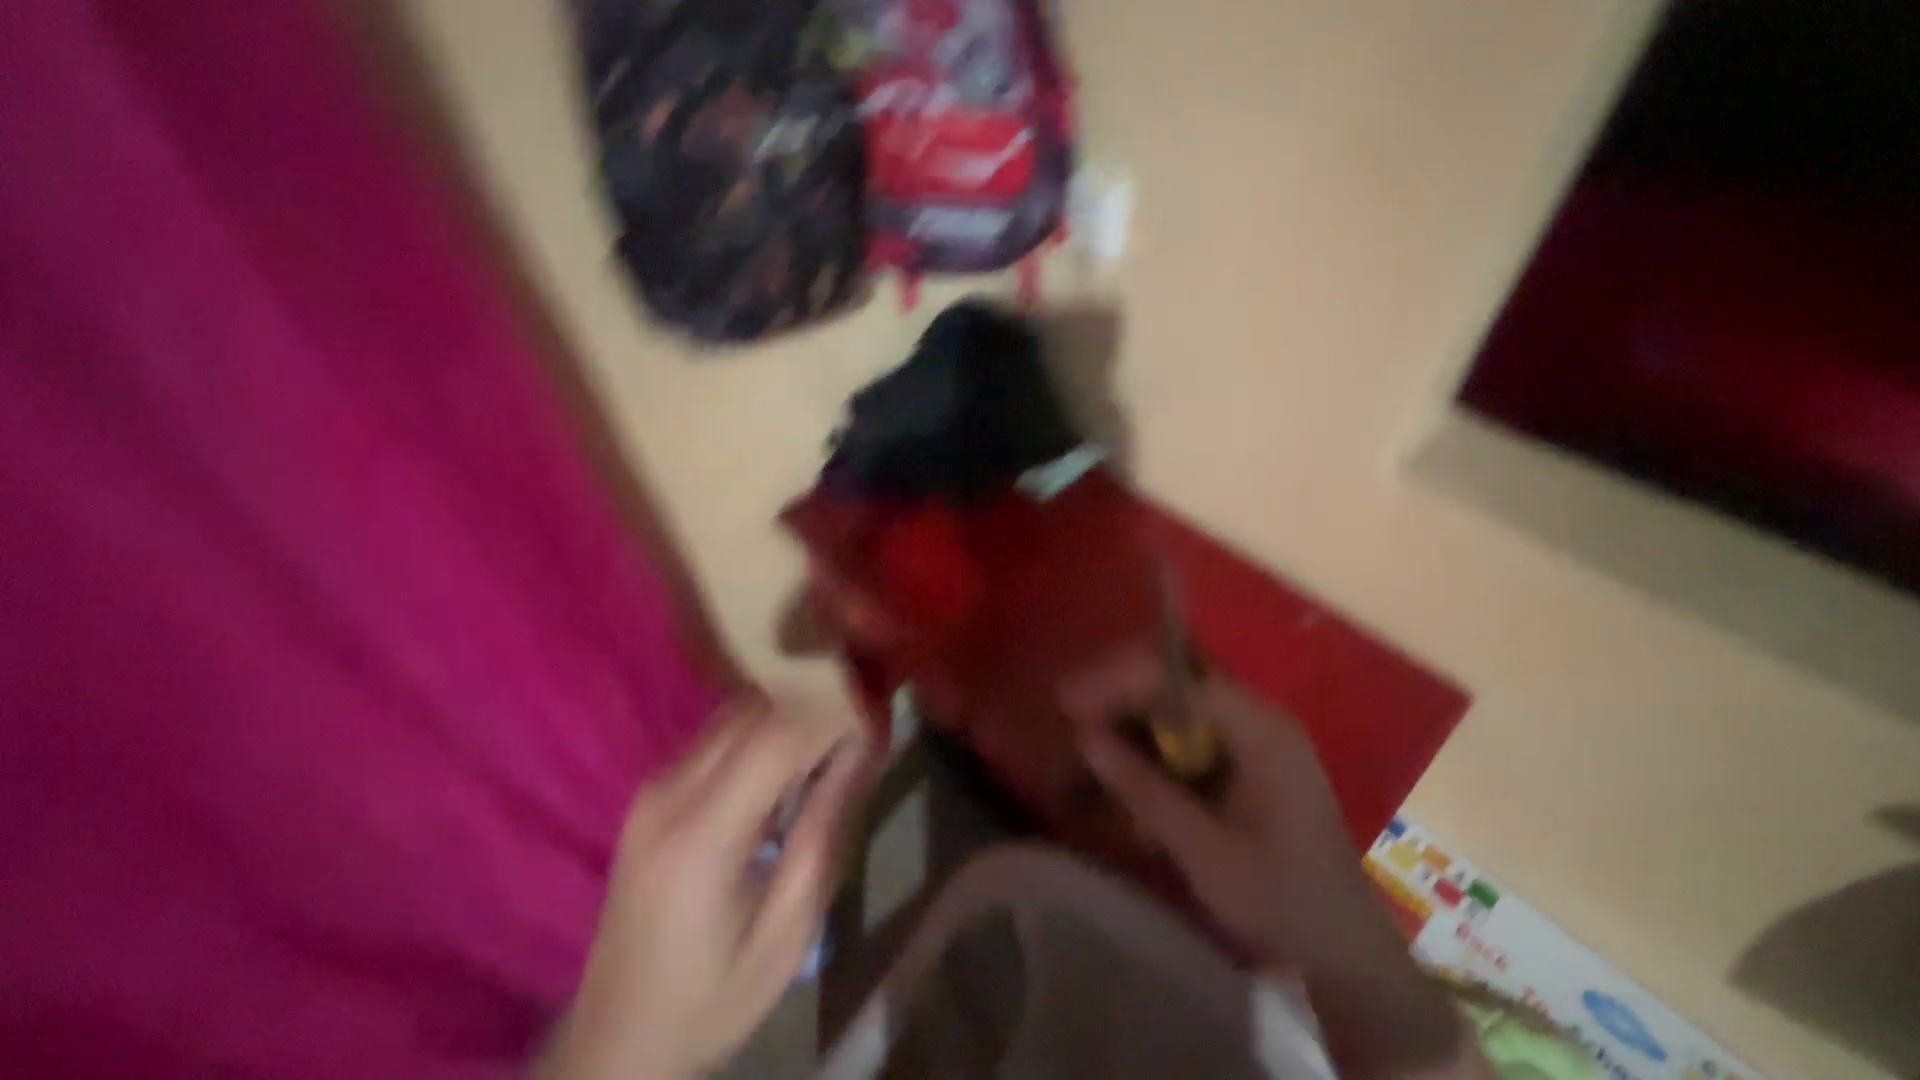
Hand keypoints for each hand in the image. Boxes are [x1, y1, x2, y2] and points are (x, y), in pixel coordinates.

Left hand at [540, 697, 873, 1079]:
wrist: (620, 1037)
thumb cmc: (716, 997)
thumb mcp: (789, 927)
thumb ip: (824, 826)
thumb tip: (863, 746)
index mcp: (702, 835)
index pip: (778, 736)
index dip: (834, 708)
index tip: (882, 700)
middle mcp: (668, 794)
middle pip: (752, 712)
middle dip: (815, 697)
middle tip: (871, 704)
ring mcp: (653, 789)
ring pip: (733, 717)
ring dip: (790, 709)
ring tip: (844, 720)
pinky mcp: (652, 795)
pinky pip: (716, 739)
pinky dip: (763, 731)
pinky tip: (799, 749)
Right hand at [1076, 679, 1371, 971]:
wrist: (1343, 948)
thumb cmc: (1280, 898)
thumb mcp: (1204, 850)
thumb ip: (1144, 789)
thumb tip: (1085, 737)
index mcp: (1261, 730)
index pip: (1180, 675)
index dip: (1120, 680)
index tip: (1069, 702)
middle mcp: (1259, 720)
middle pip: (1178, 680)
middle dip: (1121, 695)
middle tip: (1073, 719)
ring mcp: (1256, 741)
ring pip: (1179, 707)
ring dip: (1134, 723)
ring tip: (1094, 753)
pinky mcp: (1249, 765)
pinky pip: (1191, 737)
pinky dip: (1155, 752)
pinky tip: (1132, 784)